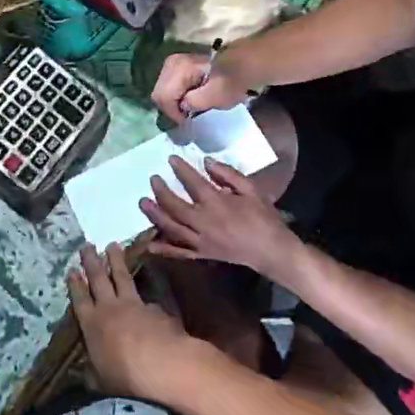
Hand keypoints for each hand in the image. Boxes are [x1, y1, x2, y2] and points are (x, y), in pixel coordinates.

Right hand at [68, 244, 200, 402]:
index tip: (71, 270)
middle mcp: (110, 308)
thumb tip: (82, 373)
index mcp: (92, 324)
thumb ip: (91, 373)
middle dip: (92, 262)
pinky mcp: (155, 308)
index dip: (75, 285)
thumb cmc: (125, 377)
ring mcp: (134, 305)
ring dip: (116, 261)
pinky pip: (146, 296)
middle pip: (99, 279)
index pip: (80, 299)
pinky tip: (147, 287)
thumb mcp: (100, 380)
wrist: (163, 365)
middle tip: (87, 245)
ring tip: (112, 245)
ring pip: (122, 277)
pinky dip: (143, 289)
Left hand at [142, 157, 299, 275]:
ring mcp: (200, 241)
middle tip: (152, 179)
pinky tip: (149, 245)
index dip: (180, 169)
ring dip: (155, 215)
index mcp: (216, 204)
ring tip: (143, 203)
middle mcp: (203, 223)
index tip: (170, 159)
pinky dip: (163, 249)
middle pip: (174, 206)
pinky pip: (179, 253)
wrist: (272, 251)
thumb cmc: (263, 218)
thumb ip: (227, 174)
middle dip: (160, 191)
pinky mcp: (201, 254)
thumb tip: (206, 162)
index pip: (192, 183)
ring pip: (171, 228)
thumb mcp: (250, 190)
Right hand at [151, 51, 251, 123]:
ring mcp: (173, 63)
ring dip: (172, 103)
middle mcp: (171, 63)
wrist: (243, 64)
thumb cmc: (232, 80)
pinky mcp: (177, 66)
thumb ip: (193, 103)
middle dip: (170, 109)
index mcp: (180, 68)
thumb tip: (181, 108)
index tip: (187, 124)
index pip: (163, 96)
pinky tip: (186, 101)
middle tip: (186, 119)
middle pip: (158, 94)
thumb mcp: (216, 96)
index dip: (173, 114)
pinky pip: (167, 85)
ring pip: (161, 90)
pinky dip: (174, 96)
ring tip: (187, 111)